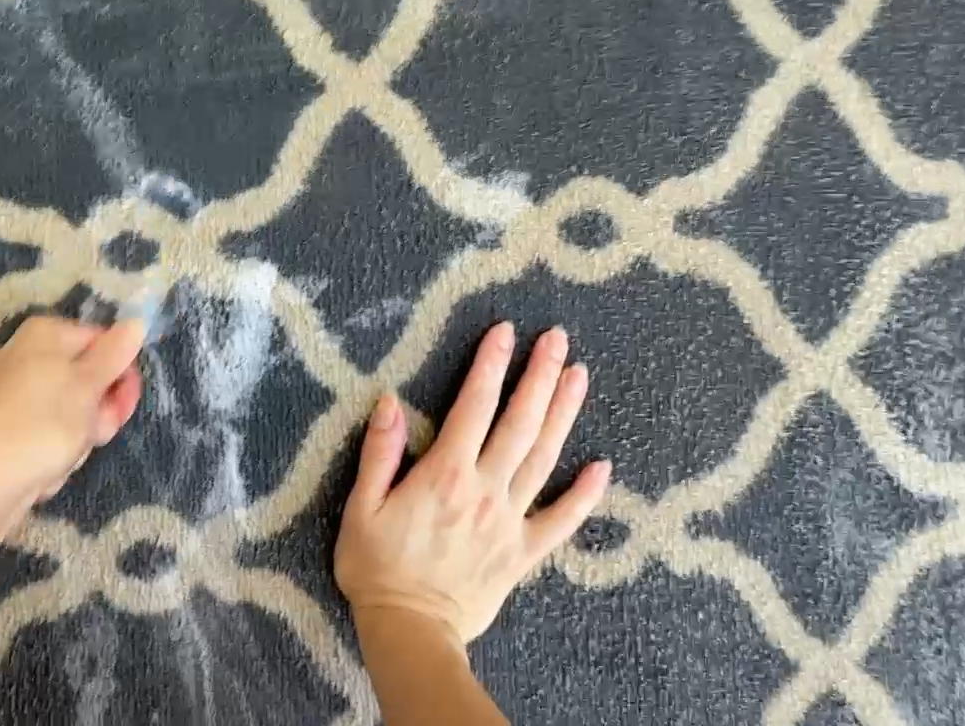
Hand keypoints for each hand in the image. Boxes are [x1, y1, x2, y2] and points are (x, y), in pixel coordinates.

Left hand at [0, 316, 147, 505]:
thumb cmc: (40, 424)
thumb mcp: (88, 384)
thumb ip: (115, 352)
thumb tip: (135, 322)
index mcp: (46, 334)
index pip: (103, 342)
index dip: (120, 374)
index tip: (124, 404)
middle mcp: (26, 356)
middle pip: (87, 379)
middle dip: (98, 411)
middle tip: (93, 432)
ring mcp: (13, 396)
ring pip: (70, 414)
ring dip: (78, 438)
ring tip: (62, 457)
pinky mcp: (4, 431)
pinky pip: (45, 437)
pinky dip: (52, 454)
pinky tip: (43, 472)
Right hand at [334, 322, 610, 643]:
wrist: (409, 632)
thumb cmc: (376, 566)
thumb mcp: (361, 506)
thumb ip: (378, 452)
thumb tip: (389, 400)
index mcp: (445, 474)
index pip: (474, 406)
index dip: (490, 365)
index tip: (505, 332)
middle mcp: (485, 490)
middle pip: (519, 423)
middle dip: (538, 376)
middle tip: (557, 338)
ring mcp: (510, 521)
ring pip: (544, 458)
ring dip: (563, 413)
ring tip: (579, 374)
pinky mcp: (523, 552)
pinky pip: (562, 520)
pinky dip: (584, 493)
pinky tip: (603, 466)